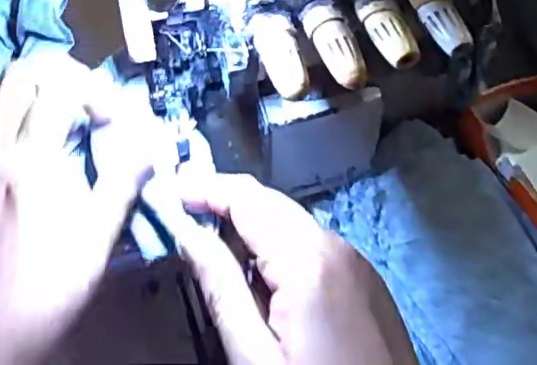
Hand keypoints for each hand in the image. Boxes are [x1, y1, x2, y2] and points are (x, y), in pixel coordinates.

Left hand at [0, 57, 150, 364]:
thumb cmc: (40, 296)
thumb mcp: (96, 242)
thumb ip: (124, 181)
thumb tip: (152, 140)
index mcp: (30, 164)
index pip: (60, 91)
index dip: (94, 91)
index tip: (113, 119)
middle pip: (19, 76)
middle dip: (61, 72)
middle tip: (87, 97)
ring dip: (24, 83)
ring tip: (53, 101)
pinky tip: (7, 121)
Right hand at [167, 172, 417, 364]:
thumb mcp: (255, 359)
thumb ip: (222, 290)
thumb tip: (189, 235)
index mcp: (308, 258)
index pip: (249, 199)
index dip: (207, 189)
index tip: (170, 190)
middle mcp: (336, 244)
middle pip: (272, 204)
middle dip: (227, 203)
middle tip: (183, 212)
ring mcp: (356, 261)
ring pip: (293, 224)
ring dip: (253, 226)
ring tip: (211, 243)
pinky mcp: (366, 281)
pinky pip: (314, 247)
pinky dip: (281, 248)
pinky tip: (259, 276)